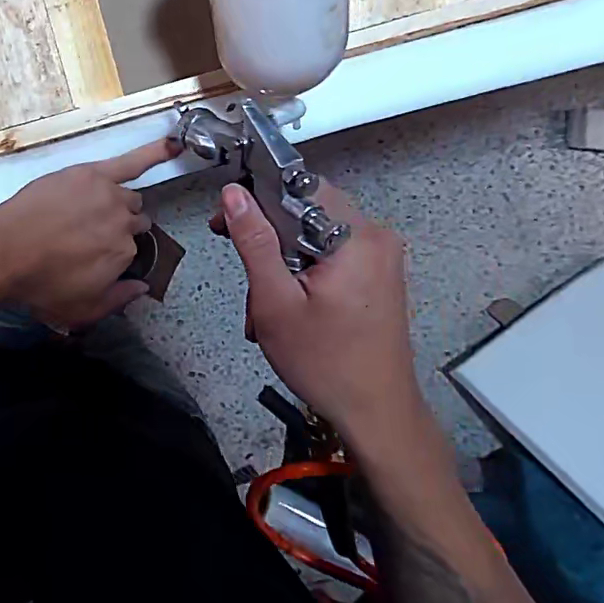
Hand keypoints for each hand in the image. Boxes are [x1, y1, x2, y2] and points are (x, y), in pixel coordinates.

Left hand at [0, 138, 178, 328]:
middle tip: (85, 233)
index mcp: (124, 255)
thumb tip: (141, 289)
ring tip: (88, 209)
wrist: (3, 252)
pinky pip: (132, 161)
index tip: (93, 253)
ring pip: (127, 196)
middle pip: (132, 220)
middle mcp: (123, 224)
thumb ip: (118, 300)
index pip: (130, 248)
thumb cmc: (37, 283)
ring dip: (116, 203)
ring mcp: (110, 196)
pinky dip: (154, 152)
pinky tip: (172, 145)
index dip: (112, 251)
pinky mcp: (92, 174)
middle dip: (116, 228)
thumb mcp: (80, 310)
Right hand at [215, 181, 423, 435]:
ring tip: (266, 301)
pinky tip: (288, 301)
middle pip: (305, 209)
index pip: (297, 188)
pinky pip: (329, 251)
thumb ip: (254, 242)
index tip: (224, 222)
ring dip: (281, 257)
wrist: (376, 414)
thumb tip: (233, 193)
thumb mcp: (276, 302)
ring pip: (312, 231)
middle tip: (245, 270)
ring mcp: (379, 255)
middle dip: (267, 235)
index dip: (255, 199)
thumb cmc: (324, 363)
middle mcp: (374, 237)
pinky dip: (302, 269)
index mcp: (356, 237)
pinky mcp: (377, 272)